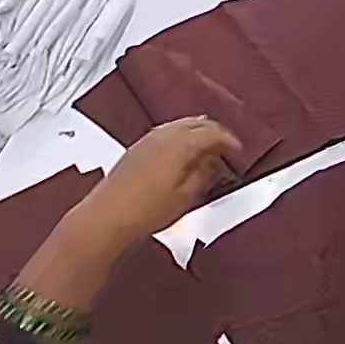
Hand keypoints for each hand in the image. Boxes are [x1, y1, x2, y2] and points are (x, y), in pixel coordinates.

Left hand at [14, 118, 240, 320]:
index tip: (238, 151)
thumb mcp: (187, 196)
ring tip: (207, 153)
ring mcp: (147, 140)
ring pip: (180, 126)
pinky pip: (166, 134)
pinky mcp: (136, 150)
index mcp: (180, 143)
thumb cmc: (143, 211)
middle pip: (197, 123)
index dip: (230, 141)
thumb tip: (215, 163)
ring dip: (197, 135)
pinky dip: (180, 140)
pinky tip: (182, 157)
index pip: (214, 132)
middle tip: (226, 149)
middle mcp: (163, 135)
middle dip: (215, 134)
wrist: (106, 219)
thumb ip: (205, 174)